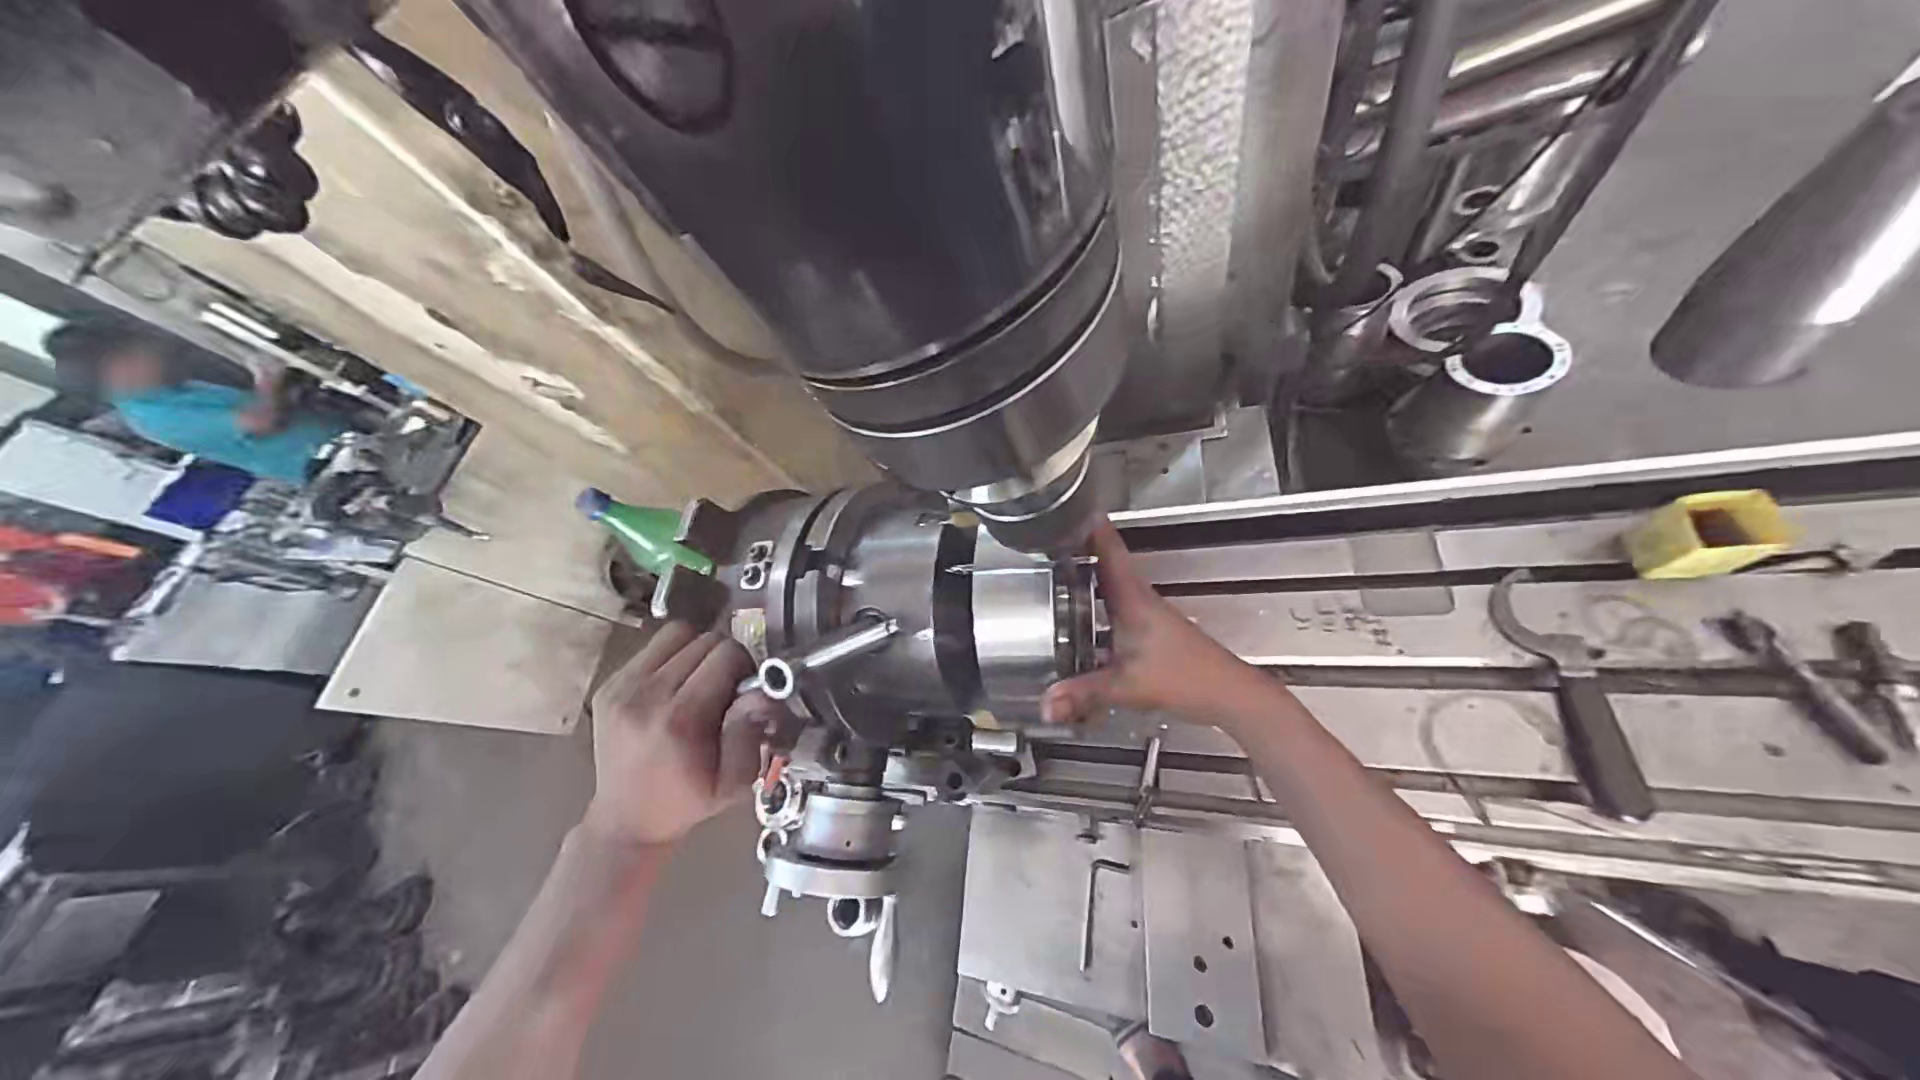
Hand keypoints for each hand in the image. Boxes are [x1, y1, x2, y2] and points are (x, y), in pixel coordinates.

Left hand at [582, 623, 783, 847]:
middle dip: (725, 658)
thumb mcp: (733, 782)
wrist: (627, 819)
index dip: (745, 667)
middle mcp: (645, 695)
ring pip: (678, 633)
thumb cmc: (687, 801)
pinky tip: (675, 687)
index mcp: (679, 720)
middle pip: (704, 639)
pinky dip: (673, 658)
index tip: (745, 692)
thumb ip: (750, 733)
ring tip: (702, 681)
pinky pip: (653, 647)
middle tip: (727, 689)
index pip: (726, 654)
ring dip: (698, 651)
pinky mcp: (608, 685)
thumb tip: (761, 692)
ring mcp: (621, 687)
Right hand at [1042, 521, 1276, 728]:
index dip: (1091, 528)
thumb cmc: (1184, 679)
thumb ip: (1082, 694)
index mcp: (1133, 600)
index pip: (1110, 552)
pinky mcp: (1152, 629)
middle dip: (1082, 547)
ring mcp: (1148, 613)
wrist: (1228, 693)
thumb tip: (1045, 704)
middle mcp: (1141, 599)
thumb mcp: (1126, 686)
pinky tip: (1085, 614)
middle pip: (1109, 562)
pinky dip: (1100, 599)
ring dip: (1091, 571)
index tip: (1071, 508)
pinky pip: (1119, 603)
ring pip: (1114, 583)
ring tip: (1060, 565)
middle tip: (1053, 535)